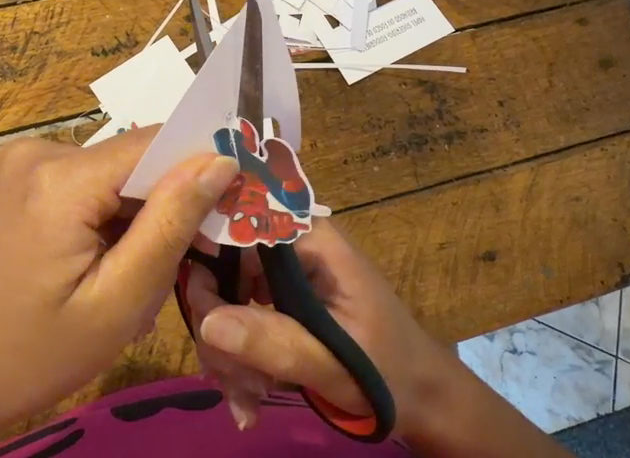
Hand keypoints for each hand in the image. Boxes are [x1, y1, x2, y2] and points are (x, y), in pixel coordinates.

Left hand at [0, 129, 238, 449]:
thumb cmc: (31, 355)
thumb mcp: (116, 304)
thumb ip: (169, 225)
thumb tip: (219, 160)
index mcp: (59, 177)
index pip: (153, 142)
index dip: (197, 171)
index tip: (228, 212)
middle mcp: (32, 150)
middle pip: (124, 160)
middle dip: (154, 205)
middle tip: (162, 270)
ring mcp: (7, 160)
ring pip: (97, 171)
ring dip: (119, 212)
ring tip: (113, 275)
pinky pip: (64, 179)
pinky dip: (86, 210)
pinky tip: (77, 262)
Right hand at [183, 218, 453, 437]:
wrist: (425, 401)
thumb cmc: (390, 374)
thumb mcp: (333, 363)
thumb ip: (274, 342)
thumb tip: (207, 323)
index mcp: (306, 237)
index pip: (232, 226)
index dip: (206, 268)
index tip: (204, 324)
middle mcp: (288, 241)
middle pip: (221, 263)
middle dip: (215, 324)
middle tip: (229, 378)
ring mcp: (283, 268)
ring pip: (222, 292)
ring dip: (226, 348)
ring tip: (247, 397)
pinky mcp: (279, 295)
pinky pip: (237, 312)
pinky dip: (236, 354)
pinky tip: (249, 395)